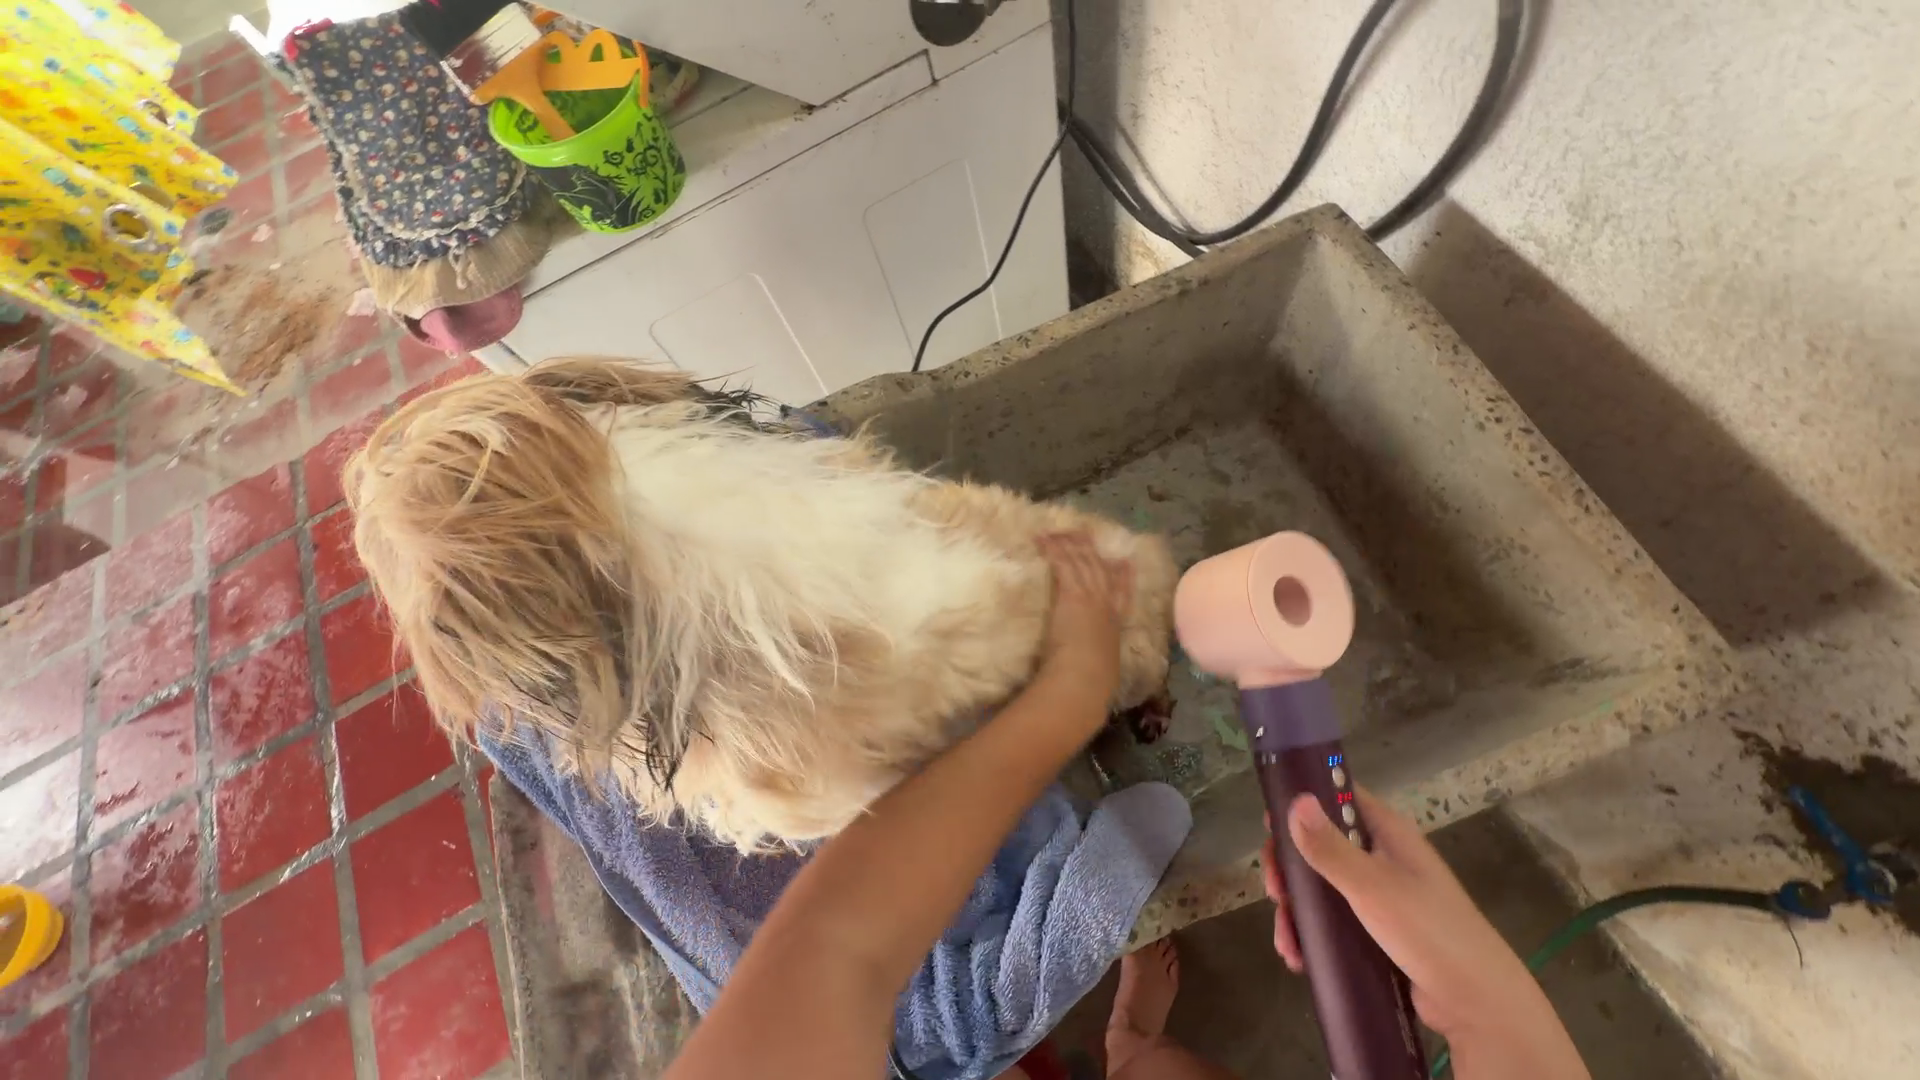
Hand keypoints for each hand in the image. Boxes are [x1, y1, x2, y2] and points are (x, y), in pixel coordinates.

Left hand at [1035, 532, 1131, 697]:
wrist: (1084, 680)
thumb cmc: (1092, 684)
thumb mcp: (1101, 672)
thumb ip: (1097, 666)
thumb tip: (1093, 674)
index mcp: (1115, 627)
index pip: (1122, 596)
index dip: (1123, 578)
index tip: (1124, 563)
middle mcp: (1106, 608)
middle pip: (1101, 571)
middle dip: (1093, 552)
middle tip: (1085, 534)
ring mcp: (1090, 598)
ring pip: (1083, 563)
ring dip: (1071, 545)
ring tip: (1062, 531)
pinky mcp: (1072, 594)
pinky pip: (1063, 564)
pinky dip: (1053, 549)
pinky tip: (1043, 539)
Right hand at [1262, 789, 1588, 1076]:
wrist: (1479, 1005)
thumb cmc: (1428, 930)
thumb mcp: (1371, 886)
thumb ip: (1329, 846)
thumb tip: (1294, 799)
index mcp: (1386, 833)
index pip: (1337, 797)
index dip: (1301, 803)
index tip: (1269, 826)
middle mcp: (1382, 857)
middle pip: (1319, 845)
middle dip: (1289, 869)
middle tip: (1274, 892)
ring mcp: (1380, 895)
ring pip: (1321, 887)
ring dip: (1296, 909)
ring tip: (1285, 940)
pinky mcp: (1377, 931)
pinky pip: (1332, 921)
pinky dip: (1311, 934)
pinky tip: (1297, 956)